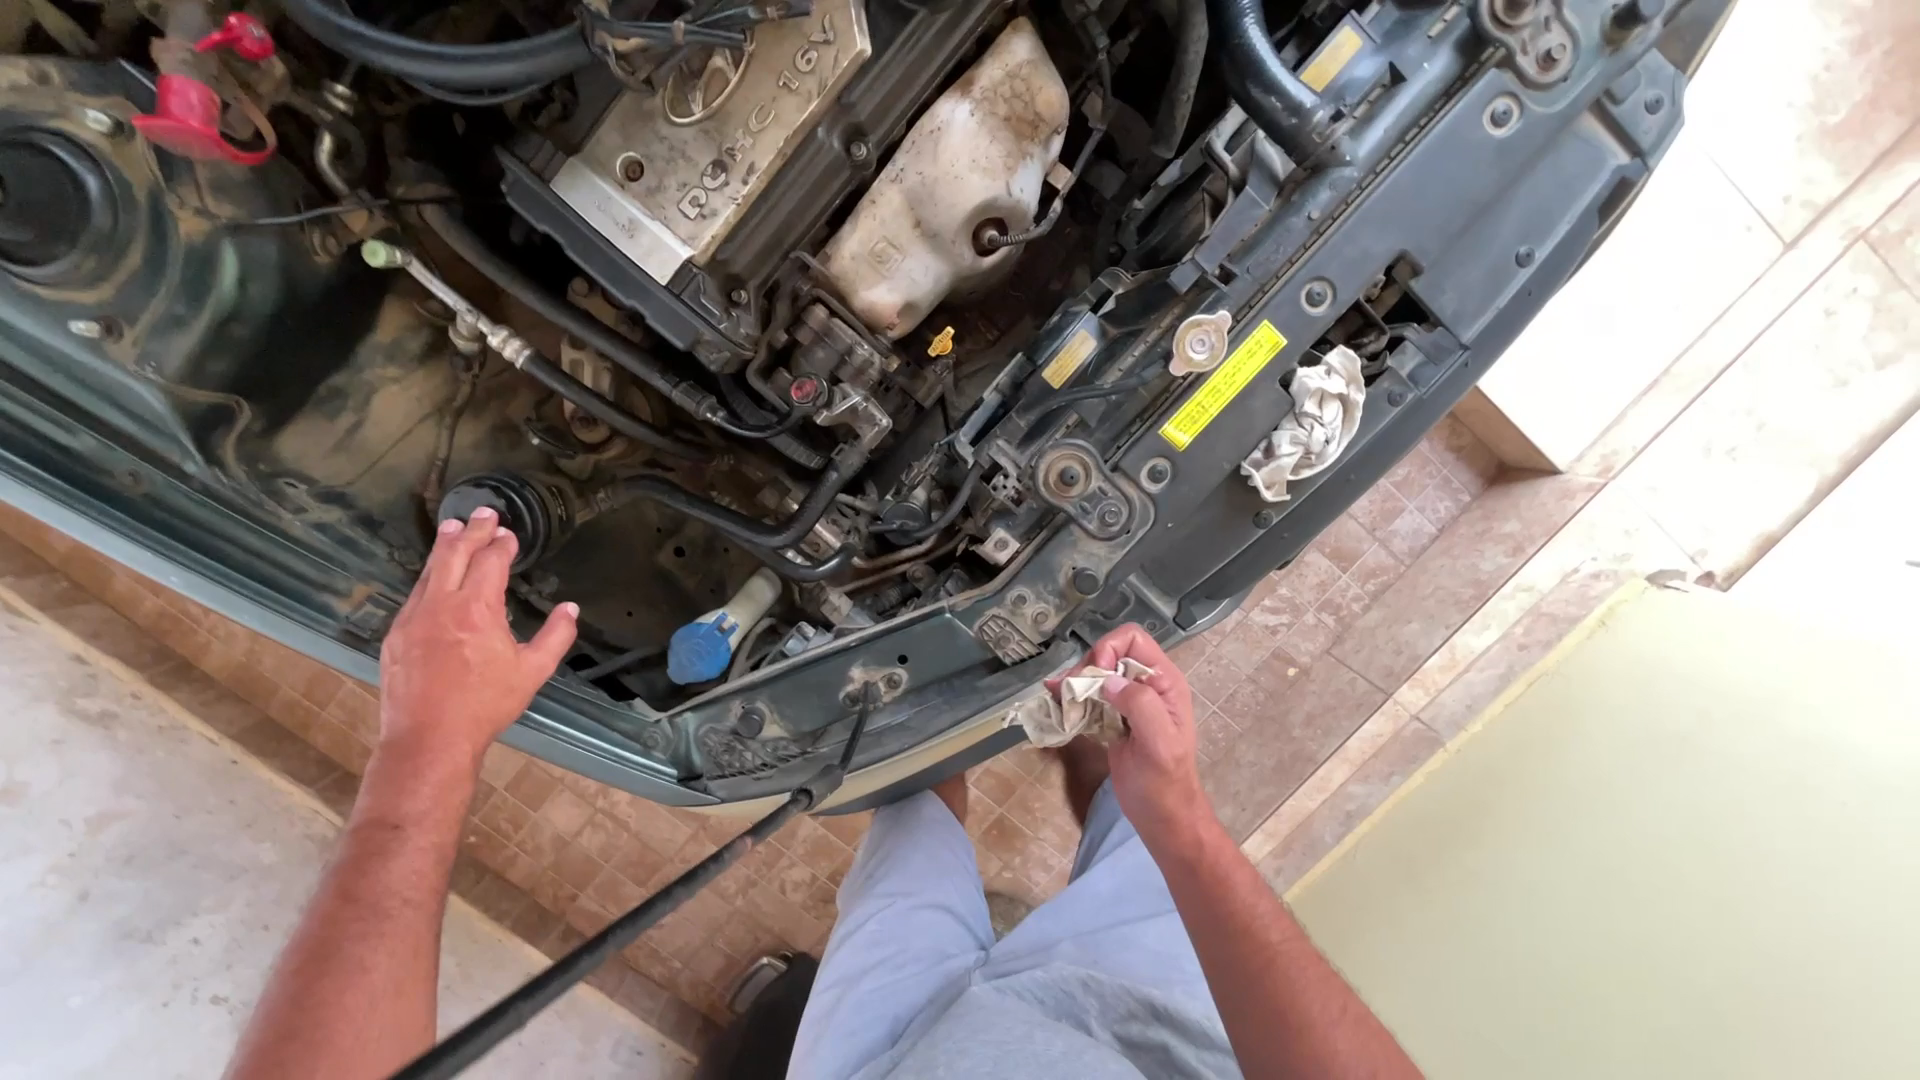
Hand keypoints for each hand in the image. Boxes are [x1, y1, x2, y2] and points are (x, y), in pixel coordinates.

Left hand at [377, 506, 577, 768]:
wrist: (428, 737)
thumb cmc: (486, 704)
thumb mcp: (533, 671)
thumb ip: (555, 636)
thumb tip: (570, 609)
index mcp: (477, 609)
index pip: (490, 562)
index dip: (501, 544)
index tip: (509, 534)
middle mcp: (441, 605)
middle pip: (454, 554)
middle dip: (471, 531)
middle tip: (483, 513)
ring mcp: (412, 618)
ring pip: (428, 571)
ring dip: (444, 548)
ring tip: (453, 529)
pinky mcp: (396, 635)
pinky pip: (414, 595)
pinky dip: (429, 578)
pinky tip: (434, 579)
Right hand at [1078, 623, 1211, 849]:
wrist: (1162, 817)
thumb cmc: (1165, 783)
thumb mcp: (1159, 743)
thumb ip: (1140, 704)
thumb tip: (1107, 679)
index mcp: (1165, 682)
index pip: (1134, 639)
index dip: (1110, 647)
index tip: (1094, 674)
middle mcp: (1147, 685)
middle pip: (1110, 653)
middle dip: (1087, 666)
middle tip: (1070, 692)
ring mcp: (1128, 701)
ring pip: (1096, 673)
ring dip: (1075, 682)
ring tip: (1058, 697)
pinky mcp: (1112, 718)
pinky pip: (1090, 695)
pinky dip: (1072, 697)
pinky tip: (1057, 703)